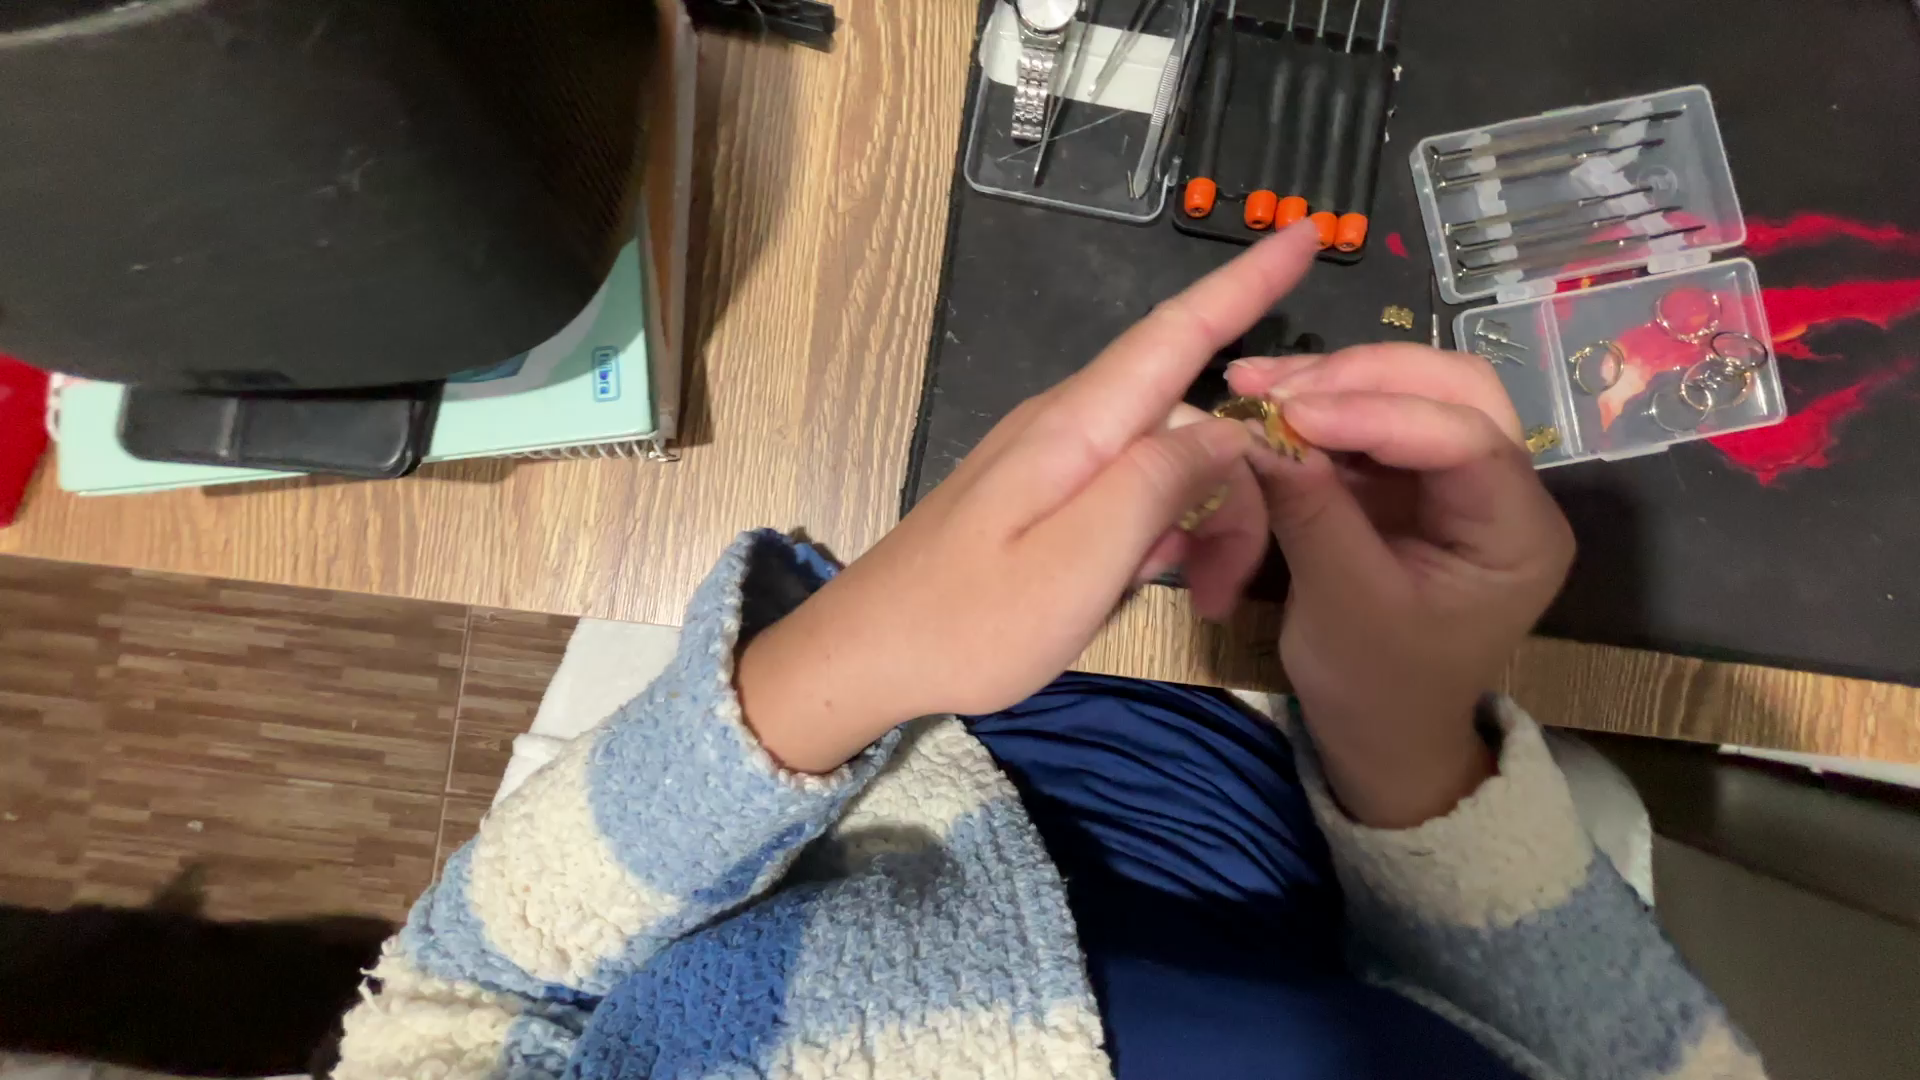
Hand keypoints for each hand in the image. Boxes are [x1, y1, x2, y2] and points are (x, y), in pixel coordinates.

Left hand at [738, 224, 1324, 773]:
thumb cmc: (968, 620)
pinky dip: (1153, 532)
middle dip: (1234, 490)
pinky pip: (1122, 494)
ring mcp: (1046, 462)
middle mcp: (1063, 427)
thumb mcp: (1079, 562)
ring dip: (1195, 522)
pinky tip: (1148, 578)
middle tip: (1231, 586)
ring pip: (1156, 463)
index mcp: (1075, 428)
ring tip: (1196, 596)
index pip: (1174, 335)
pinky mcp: (1036, 498)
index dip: (1245, 284)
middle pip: (1180, 422)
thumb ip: (1155, 486)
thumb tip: (1223, 430)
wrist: (870, 651)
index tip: (1306, 230)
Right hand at [1226, 346, 1574, 826]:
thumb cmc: (1374, 681)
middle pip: (1451, 391)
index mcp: (1517, 532)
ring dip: (1331, 381)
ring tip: (1251, 384)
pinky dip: (1316, 408)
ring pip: (1408, 392)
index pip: (1464, 440)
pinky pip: (1365, 423)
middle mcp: (1498, 488)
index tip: (1288, 414)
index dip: (1376, 416)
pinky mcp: (1401, 483)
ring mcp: (1448, 479)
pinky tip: (1265, 404)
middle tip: (1270, 387)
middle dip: (1359, 377)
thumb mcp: (1341, 602)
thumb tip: (1255, 432)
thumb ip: (1308, 511)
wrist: (1377, 726)